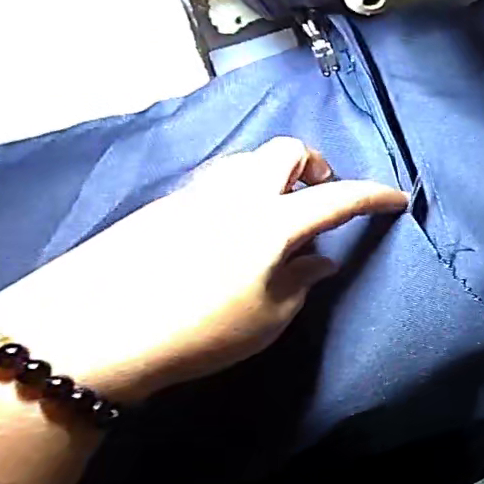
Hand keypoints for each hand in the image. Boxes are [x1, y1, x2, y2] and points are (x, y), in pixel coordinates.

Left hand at [0, 137, 406, 403]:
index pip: (338, 197)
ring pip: (248, 161)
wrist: (86, 333)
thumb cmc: (197, 330)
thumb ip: (302, 281)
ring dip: (276, 175)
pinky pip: (218, 182)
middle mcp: (237, 194)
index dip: (373, 196)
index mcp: (273, 220)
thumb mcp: (269, 317)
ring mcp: (195, 195)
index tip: (397, 199)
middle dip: (317, 166)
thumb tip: (318, 259)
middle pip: (287, 150)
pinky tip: (233, 232)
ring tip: (279, 215)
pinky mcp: (162, 207)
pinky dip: (243, 192)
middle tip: (321, 199)